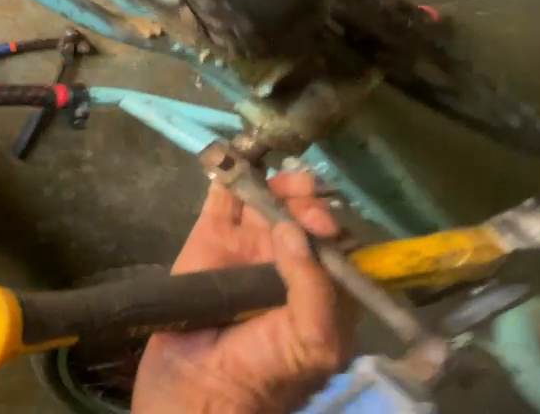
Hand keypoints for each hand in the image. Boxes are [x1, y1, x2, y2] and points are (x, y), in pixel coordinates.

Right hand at [133, 171, 356, 413]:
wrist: (200, 381)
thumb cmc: (269, 370)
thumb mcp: (314, 341)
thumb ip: (313, 287)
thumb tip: (291, 228)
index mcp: (325, 293)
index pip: (339, 249)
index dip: (335, 228)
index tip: (323, 219)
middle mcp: (288, 266)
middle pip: (301, 220)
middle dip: (306, 201)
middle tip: (302, 193)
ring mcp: (246, 250)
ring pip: (264, 205)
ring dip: (271, 182)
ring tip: (275, 172)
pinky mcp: (208, 239)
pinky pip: (219, 203)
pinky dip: (225, 178)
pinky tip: (231, 158)